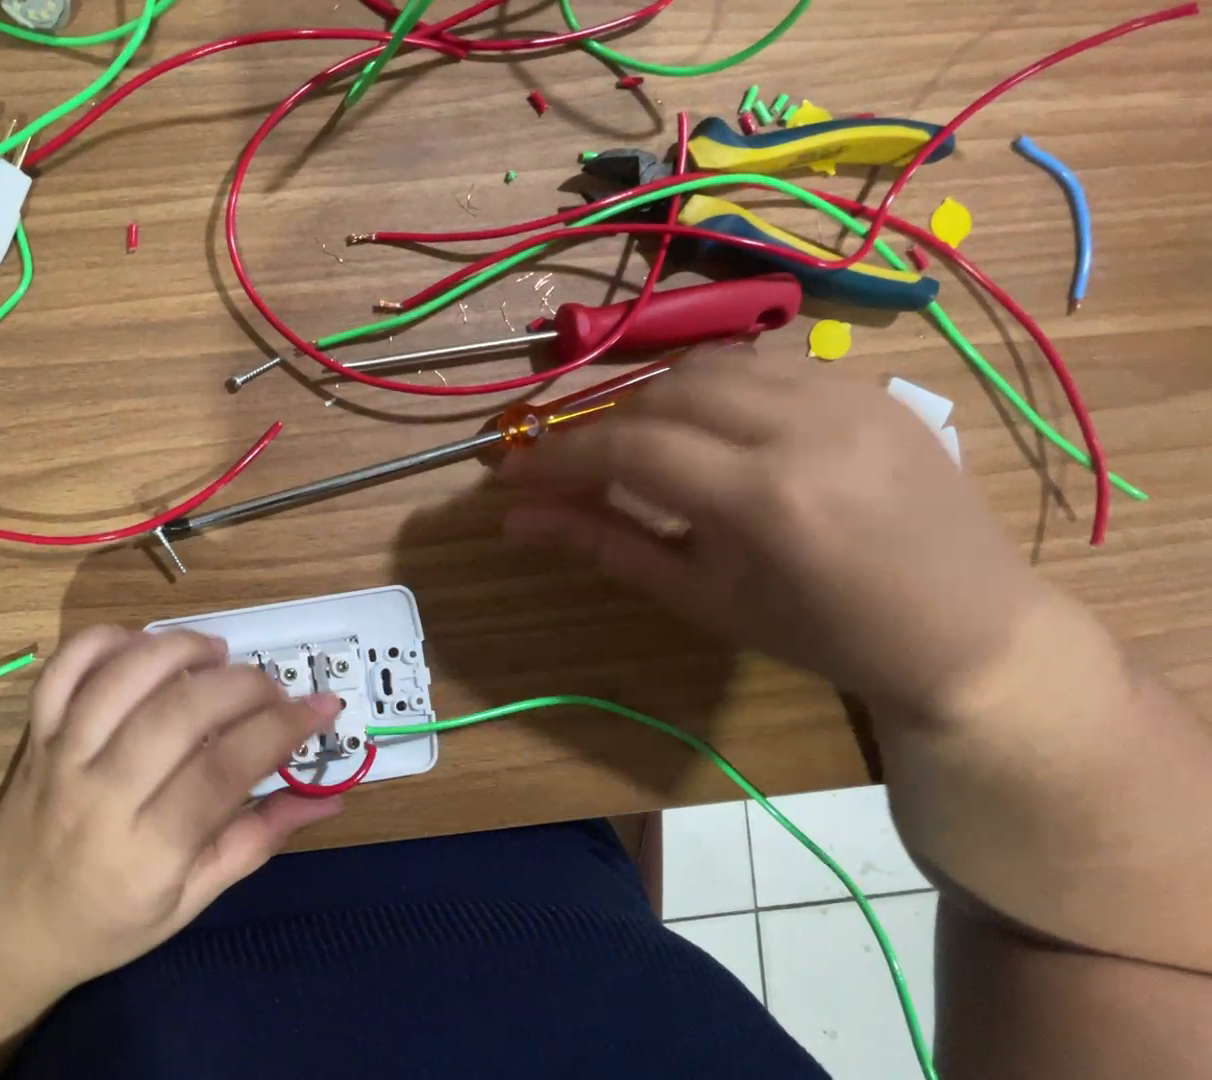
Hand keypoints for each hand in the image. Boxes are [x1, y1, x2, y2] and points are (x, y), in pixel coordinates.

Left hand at [0, 626, 342, 992]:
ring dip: (178, 648)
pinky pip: (65, 669)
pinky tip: (145, 643)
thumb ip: (256, 843)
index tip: (322, 706)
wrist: (5, 931)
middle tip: (271, 686)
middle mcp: (98, 797)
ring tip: (217, 652)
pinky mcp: (35, 735)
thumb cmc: (106, 925)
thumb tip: (328, 799)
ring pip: (121, 679)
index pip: (222, 773)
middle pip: (177, 714)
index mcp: (144, 854)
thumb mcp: (188, 903)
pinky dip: (106, 641)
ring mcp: (59, 757)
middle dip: (240, 685)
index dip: (280, 730)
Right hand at [499, 345, 1050, 716]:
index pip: (628, 447)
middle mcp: (806, 428)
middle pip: (661, 392)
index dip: (556, 455)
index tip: (509, 472)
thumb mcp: (702, 597)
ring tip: (633, 444)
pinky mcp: (869, 388)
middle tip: (572, 467)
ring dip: (651, 399)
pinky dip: (709, 387)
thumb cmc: (821, 633)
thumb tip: (516, 520)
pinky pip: (762, 364)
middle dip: (600, 425)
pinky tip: (703, 427)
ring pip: (709, 365)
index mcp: (765, 498)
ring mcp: (848, 397)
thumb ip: (605, 544)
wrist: (968, 631)